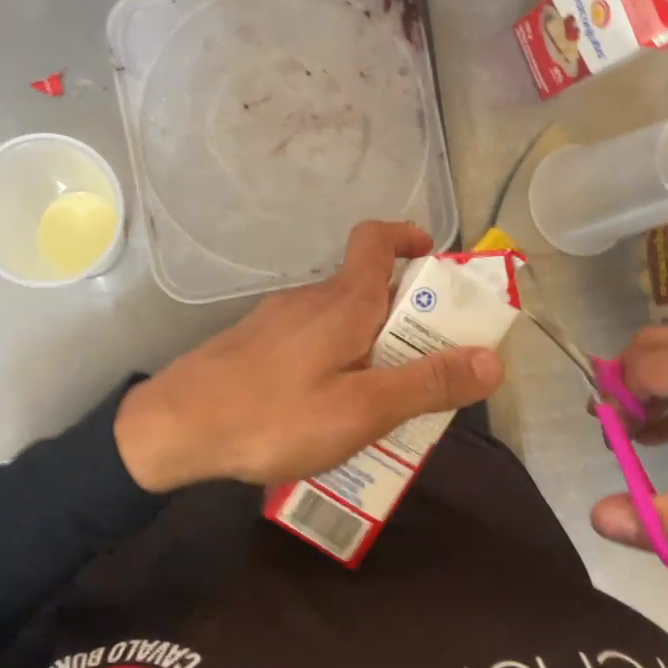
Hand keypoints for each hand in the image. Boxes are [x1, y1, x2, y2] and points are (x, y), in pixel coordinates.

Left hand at [114, 221, 504, 492]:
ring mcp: (276, 322)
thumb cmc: (275, 415)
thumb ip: (427, 383)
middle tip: (430, 372)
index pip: (377, 239)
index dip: (409, 238)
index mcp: (343, 302)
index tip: (436, 261)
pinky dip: (334, 368)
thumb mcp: (363, 409)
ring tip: (385, 409)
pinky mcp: (253, 348)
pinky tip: (328, 418)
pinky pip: (310, 347)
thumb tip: (493, 358)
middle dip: (406, 322)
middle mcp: (309, 300)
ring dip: (370, 352)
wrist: (175, 429)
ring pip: (339, 325)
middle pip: (368, 290)